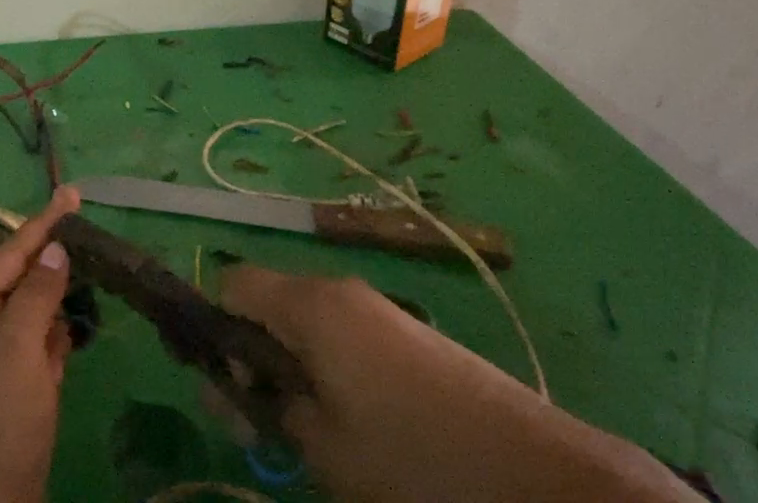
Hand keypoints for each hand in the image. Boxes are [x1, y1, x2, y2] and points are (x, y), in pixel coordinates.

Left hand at [0, 187, 81, 502]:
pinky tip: (78, 325)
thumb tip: (55, 248)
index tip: (72, 191)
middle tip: (93, 233)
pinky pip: (37, 346)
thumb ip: (37, 294)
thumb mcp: (17, 349)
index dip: (43, 223)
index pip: (10, 254)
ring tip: (95, 269)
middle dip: (53, 258)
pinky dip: (56, 335)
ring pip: (32, 312)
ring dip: (60, 297)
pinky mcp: (11, 387)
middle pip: (20, 279)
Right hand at [220, 266, 703, 502]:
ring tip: (308, 430)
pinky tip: (350, 423)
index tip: (232, 386)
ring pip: (304, 325)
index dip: (216, 330)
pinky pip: (343, 337)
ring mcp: (379, 311)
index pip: (229, 285)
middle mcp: (339, 290)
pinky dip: (329, 371)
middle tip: (262, 422)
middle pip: (266, 304)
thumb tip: (233, 384)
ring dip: (291, 369)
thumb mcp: (321, 446)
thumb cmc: (412, 456)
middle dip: (252, 357)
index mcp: (310, 304)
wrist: (541, 473)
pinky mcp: (409, 335)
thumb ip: (262, 406)